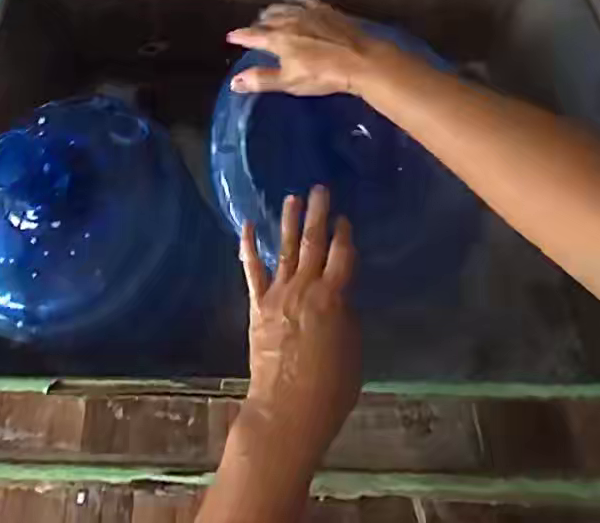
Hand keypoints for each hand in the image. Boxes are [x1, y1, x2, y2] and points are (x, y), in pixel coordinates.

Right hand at [225, 0, 393, 96]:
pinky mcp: (325, 9)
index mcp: (277, 38)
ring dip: (273, 12)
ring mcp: (308, 12)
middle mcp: (289, 20)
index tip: (231, 37)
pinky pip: (303, 1)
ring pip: (283, 7)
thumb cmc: (322, 75)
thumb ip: (261, 80)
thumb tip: (234, 81)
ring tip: (269, 15)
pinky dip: (294, 3)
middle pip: (267, 18)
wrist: (360, 59)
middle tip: (252, 30)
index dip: (240, 36)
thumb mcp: (289, 82)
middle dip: (257, 24)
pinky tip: (296, 5)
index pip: (252, 35)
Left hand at [237, 185, 361, 472]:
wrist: (286, 411)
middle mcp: (305, 288)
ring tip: (292, 197)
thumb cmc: (329, 389)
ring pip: (285, 249)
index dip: (345, 235)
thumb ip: (347, 316)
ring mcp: (279, 294)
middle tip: (320, 189)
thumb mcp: (352, 352)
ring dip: (289, 221)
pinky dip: (248, 246)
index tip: (344, 217)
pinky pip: (252, 270)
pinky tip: (247, 226)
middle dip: (319, 214)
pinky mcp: (258, 304)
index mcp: (333, 299)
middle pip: (314, 243)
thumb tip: (340, 295)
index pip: (342, 256)